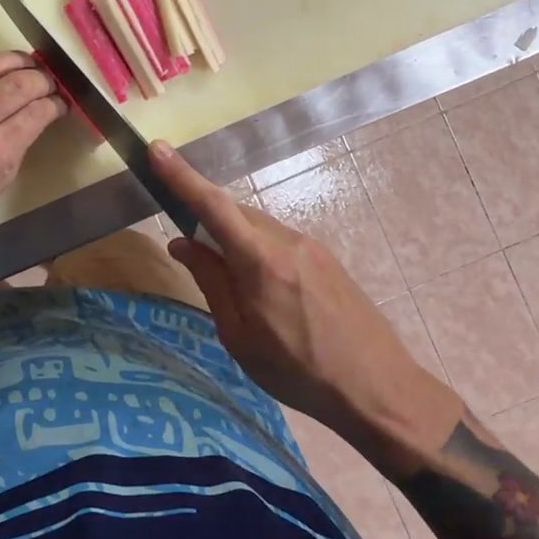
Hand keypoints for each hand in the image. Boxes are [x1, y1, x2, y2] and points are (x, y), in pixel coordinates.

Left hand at [0, 52, 70, 252]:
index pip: (35, 113)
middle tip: (52, 81)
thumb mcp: (1, 181)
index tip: (63, 101)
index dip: (55, 103)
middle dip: (41, 79)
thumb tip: (41, 112)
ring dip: (16, 61)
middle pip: (16, 84)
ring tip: (31, 64)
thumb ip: (20, 142)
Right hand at [149, 141, 463, 476]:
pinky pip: (276, 239)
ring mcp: (311, 247)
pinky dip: (255, 249)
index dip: (181, 176)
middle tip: (189, 250)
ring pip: (255, 226)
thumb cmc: (300, 372)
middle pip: (233, 212)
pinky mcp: (326, 258)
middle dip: (204, 218)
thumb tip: (181, 243)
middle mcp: (286, 242)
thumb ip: (210, 282)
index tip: (157, 149)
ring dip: (232, 238)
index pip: (212, 205)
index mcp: (260, 262)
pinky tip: (261, 289)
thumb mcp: (239, 337)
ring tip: (231, 285)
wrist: (381, 390)